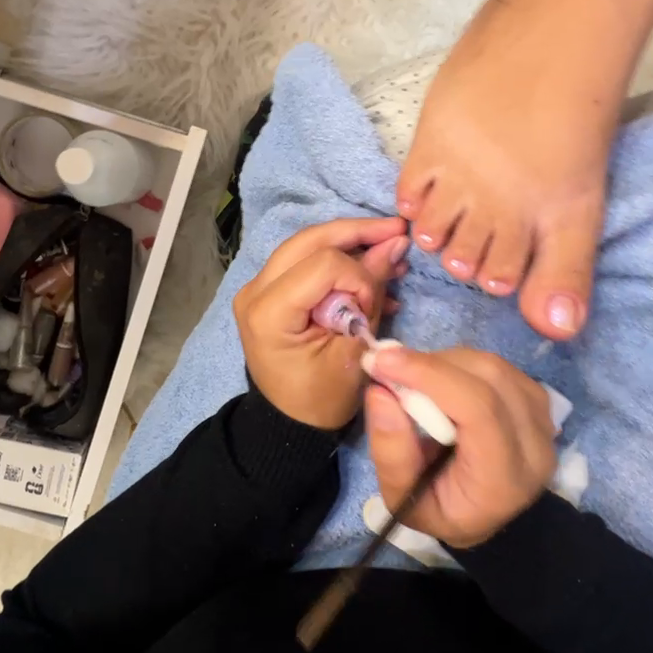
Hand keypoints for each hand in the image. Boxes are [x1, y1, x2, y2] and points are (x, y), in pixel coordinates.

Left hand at [232, 217, 408, 429]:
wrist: (287, 422)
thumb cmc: (320, 400)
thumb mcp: (354, 353)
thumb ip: (371, 295)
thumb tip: (396, 244)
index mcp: (269, 312)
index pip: (322, 264)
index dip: (359, 275)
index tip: (376, 304)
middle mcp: (255, 290)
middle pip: (310, 240)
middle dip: (357, 232)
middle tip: (397, 230)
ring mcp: (257, 287)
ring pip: (306, 244)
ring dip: (349, 243)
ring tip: (390, 249)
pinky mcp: (267, 289)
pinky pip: (303, 260)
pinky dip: (336, 261)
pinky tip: (371, 274)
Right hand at [363, 346, 555, 547]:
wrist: (480, 513)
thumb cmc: (439, 509)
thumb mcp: (402, 498)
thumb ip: (390, 453)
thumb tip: (380, 391)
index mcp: (502, 479)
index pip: (478, 409)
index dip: (430, 375)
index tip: (382, 361)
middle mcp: (535, 447)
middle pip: (488, 379)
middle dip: (431, 363)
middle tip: (388, 364)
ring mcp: (544, 423)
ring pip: (494, 366)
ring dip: (445, 361)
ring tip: (415, 377)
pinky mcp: (539, 404)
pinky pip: (500, 366)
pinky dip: (462, 363)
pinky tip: (442, 379)